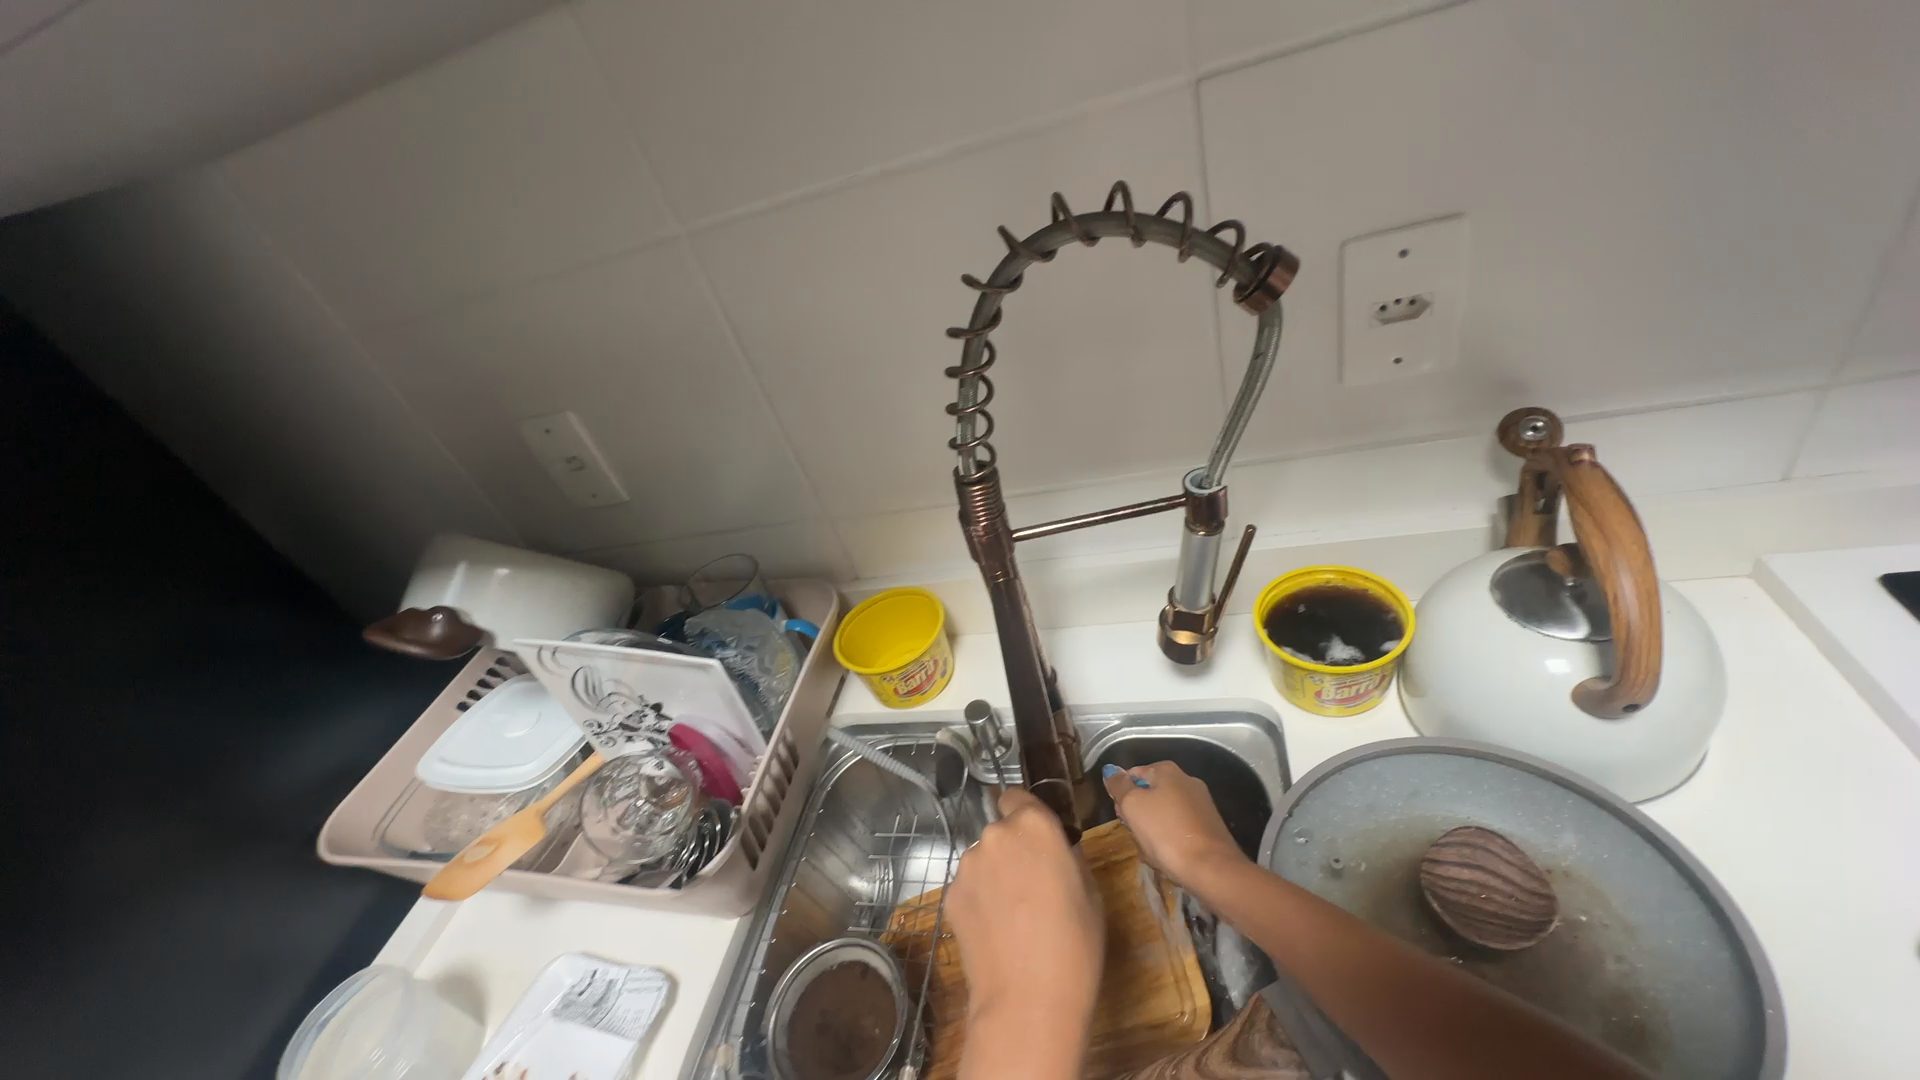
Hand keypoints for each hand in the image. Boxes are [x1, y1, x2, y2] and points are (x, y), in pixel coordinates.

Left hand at [945, 787, 1102, 1079]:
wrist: (1028, 1000)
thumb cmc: (1075, 945)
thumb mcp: (1090, 892)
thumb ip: (1067, 857)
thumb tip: (1055, 850)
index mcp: (1034, 825)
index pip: (1017, 796)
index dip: (1026, 814)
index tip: (1037, 839)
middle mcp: (995, 835)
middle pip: (1001, 831)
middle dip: (1013, 850)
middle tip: (1032, 886)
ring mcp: (967, 865)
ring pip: (983, 860)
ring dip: (994, 875)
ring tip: (1013, 915)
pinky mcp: (949, 895)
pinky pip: (969, 887)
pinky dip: (980, 900)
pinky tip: (995, 931)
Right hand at [1102, 761, 1247, 891]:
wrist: (1210, 868)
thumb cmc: (1166, 832)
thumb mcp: (1132, 805)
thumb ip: (1119, 785)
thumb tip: (1111, 771)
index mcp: (1168, 771)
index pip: (1133, 774)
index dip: (1121, 794)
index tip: (1121, 815)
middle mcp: (1187, 781)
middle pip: (1149, 794)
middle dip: (1137, 815)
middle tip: (1134, 833)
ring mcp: (1200, 805)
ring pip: (1162, 815)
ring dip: (1152, 831)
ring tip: (1151, 850)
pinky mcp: (1208, 827)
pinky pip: (1178, 830)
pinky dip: (1169, 841)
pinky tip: (1167, 857)